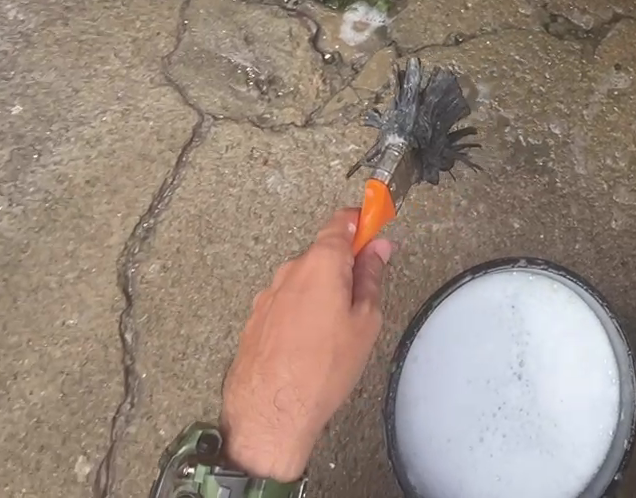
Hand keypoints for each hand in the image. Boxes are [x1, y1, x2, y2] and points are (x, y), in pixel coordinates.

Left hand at [220, 209, 394, 481]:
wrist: (269, 416)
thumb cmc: (321, 370)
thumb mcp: (365, 320)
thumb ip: (372, 275)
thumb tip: (379, 248)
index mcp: (321, 262)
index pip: (342, 220)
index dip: (363, 220)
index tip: (376, 226)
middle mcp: (291, 270)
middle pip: (324, 250)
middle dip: (346, 263)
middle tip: (365, 290)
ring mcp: (269, 295)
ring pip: (305, 278)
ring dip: (323, 289)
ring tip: (337, 328)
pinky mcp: (256, 319)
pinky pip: (287, 301)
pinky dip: (303, 309)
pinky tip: (311, 341)